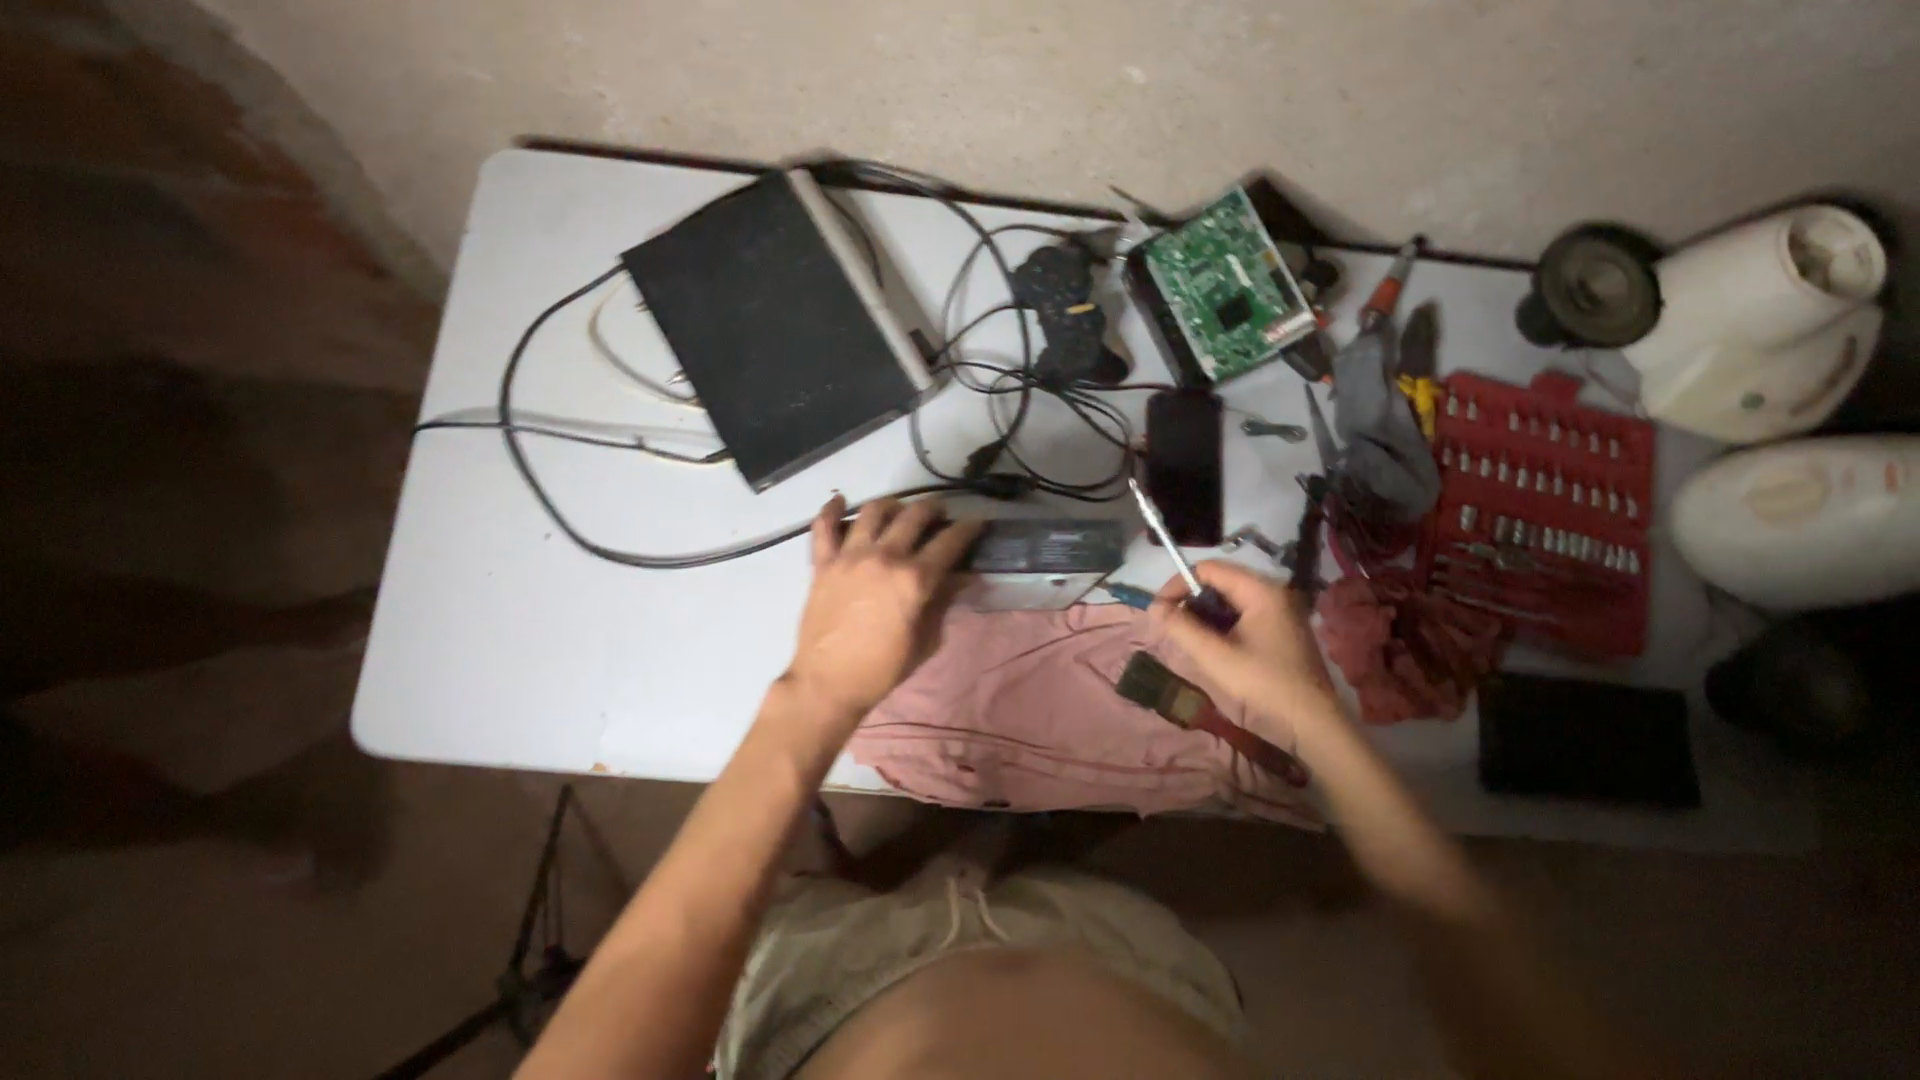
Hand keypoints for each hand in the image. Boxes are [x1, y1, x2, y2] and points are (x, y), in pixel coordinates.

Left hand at [781, 495, 981, 722]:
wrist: (828, 683)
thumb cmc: (883, 669)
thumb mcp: (925, 640)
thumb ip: (942, 603)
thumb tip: (962, 578)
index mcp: (914, 579)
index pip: (949, 542)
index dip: (968, 529)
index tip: (977, 523)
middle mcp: (884, 557)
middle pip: (914, 516)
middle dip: (933, 510)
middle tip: (939, 514)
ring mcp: (850, 557)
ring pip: (873, 512)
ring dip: (892, 505)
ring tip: (898, 510)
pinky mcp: (823, 564)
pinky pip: (823, 527)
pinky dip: (831, 510)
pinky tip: (839, 500)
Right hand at [1152, 560, 1335, 716]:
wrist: (1312, 723)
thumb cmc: (1264, 685)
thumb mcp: (1215, 657)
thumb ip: (1182, 628)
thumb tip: (1155, 606)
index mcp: (1261, 591)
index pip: (1209, 569)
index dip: (1178, 584)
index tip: (1159, 610)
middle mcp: (1273, 593)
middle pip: (1220, 583)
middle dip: (1191, 601)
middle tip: (1172, 627)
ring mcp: (1280, 612)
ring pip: (1231, 601)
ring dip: (1205, 616)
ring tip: (1188, 640)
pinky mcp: (1281, 631)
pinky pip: (1244, 616)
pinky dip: (1223, 626)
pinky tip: (1212, 648)